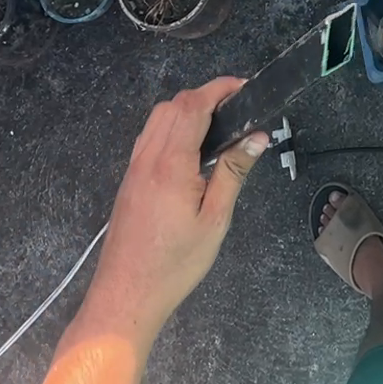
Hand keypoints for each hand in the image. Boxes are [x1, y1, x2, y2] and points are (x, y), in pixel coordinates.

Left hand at [80, 77, 268, 340]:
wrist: (125, 296)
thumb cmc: (175, 262)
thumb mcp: (214, 220)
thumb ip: (233, 172)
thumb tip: (257, 136)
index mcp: (171, 162)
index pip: (194, 106)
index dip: (219, 88)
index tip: (245, 87)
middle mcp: (149, 155)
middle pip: (174, 104)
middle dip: (205, 95)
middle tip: (237, 109)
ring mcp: (135, 165)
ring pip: (158, 116)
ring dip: (187, 108)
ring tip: (217, 125)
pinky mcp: (130, 178)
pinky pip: (150, 134)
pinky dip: (172, 124)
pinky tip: (190, 147)